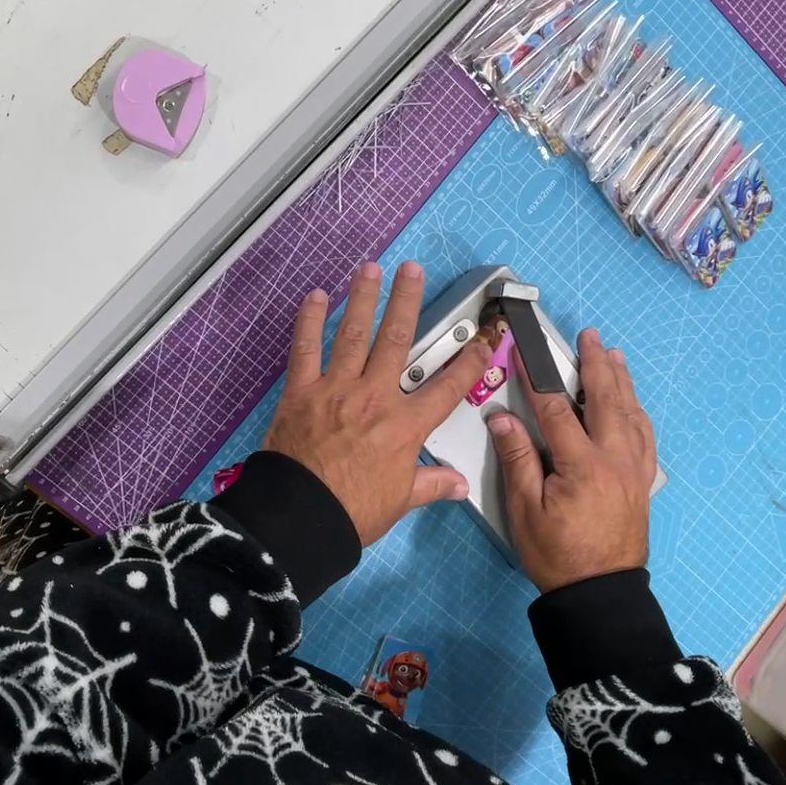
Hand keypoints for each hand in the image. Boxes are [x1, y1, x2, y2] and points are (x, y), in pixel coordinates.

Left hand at [264, 262, 490, 544]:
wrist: (301, 516)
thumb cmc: (353, 511)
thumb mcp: (400, 500)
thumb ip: (431, 484)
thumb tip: (460, 483)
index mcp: (405, 426)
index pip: (448, 388)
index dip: (470, 361)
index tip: (484, 338)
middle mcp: (374, 397)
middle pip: (396, 340)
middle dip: (407, 301)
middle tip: (413, 270)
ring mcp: (336, 389)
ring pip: (353, 334)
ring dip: (363, 298)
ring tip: (370, 268)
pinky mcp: (301, 390)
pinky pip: (305, 348)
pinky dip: (308, 321)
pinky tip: (315, 296)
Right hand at [488, 329, 657, 591]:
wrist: (600, 594)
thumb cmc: (556, 553)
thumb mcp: (524, 509)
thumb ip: (517, 459)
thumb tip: (502, 418)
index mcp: (582, 466)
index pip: (558, 411)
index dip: (539, 382)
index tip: (526, 355)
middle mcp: (615, 461)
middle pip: (606, 402)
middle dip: (597, 365)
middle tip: (592, 336)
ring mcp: (633, 471)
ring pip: (631, 415)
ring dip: (622, 382)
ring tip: (615, 356)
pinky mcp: (641, 483)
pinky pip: (644, 438)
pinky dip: (638, 413)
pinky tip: (633, 403)